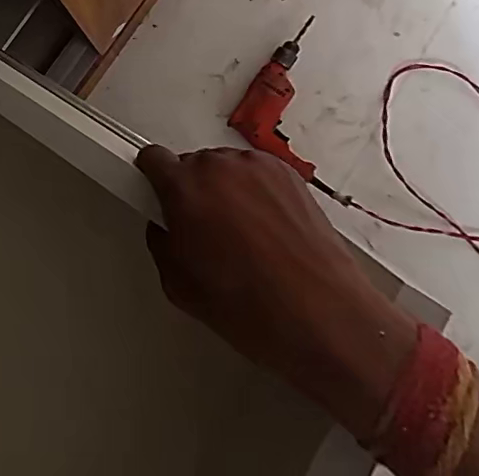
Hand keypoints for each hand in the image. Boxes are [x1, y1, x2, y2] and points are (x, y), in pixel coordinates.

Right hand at [135, 145, 414, 435]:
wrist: (326, 320)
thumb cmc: (259, 309)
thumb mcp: (179, 287)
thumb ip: (160, 244)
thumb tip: (165, 233)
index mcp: (182, 189)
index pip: (152, 158)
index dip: (152, 177)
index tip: (157, 189)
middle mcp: (217, 168)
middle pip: (190, 164)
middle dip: (191, 191)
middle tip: (203, 229)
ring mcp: (255, 168)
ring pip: (223, 167)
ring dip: (224, 189)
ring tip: (241, 235)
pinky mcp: (287, 174)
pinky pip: (256, 173)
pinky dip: (256, 192)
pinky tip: (264, 229)